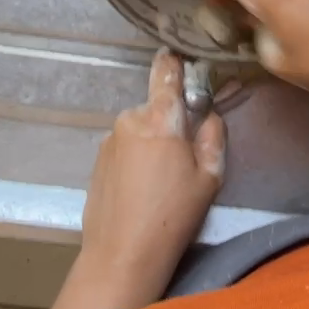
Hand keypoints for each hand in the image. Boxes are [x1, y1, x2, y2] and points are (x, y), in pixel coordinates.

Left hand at [77, 51, 225, 304]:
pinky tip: (140, 189)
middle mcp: (130, 120)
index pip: (166, 74)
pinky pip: (123, 147)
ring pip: (139, 128)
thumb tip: (208, 116)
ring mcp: (109, 140)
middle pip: (155, 108)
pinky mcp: (96, 161)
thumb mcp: (208, 178)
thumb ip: (212, 137)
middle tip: (182, 156)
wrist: (121, 256)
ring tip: (160, 181)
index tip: (179, 53)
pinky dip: (134, 158)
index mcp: (160, 119)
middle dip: (169, 123)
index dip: (174, 61)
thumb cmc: (173, 216)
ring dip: (150, 142)